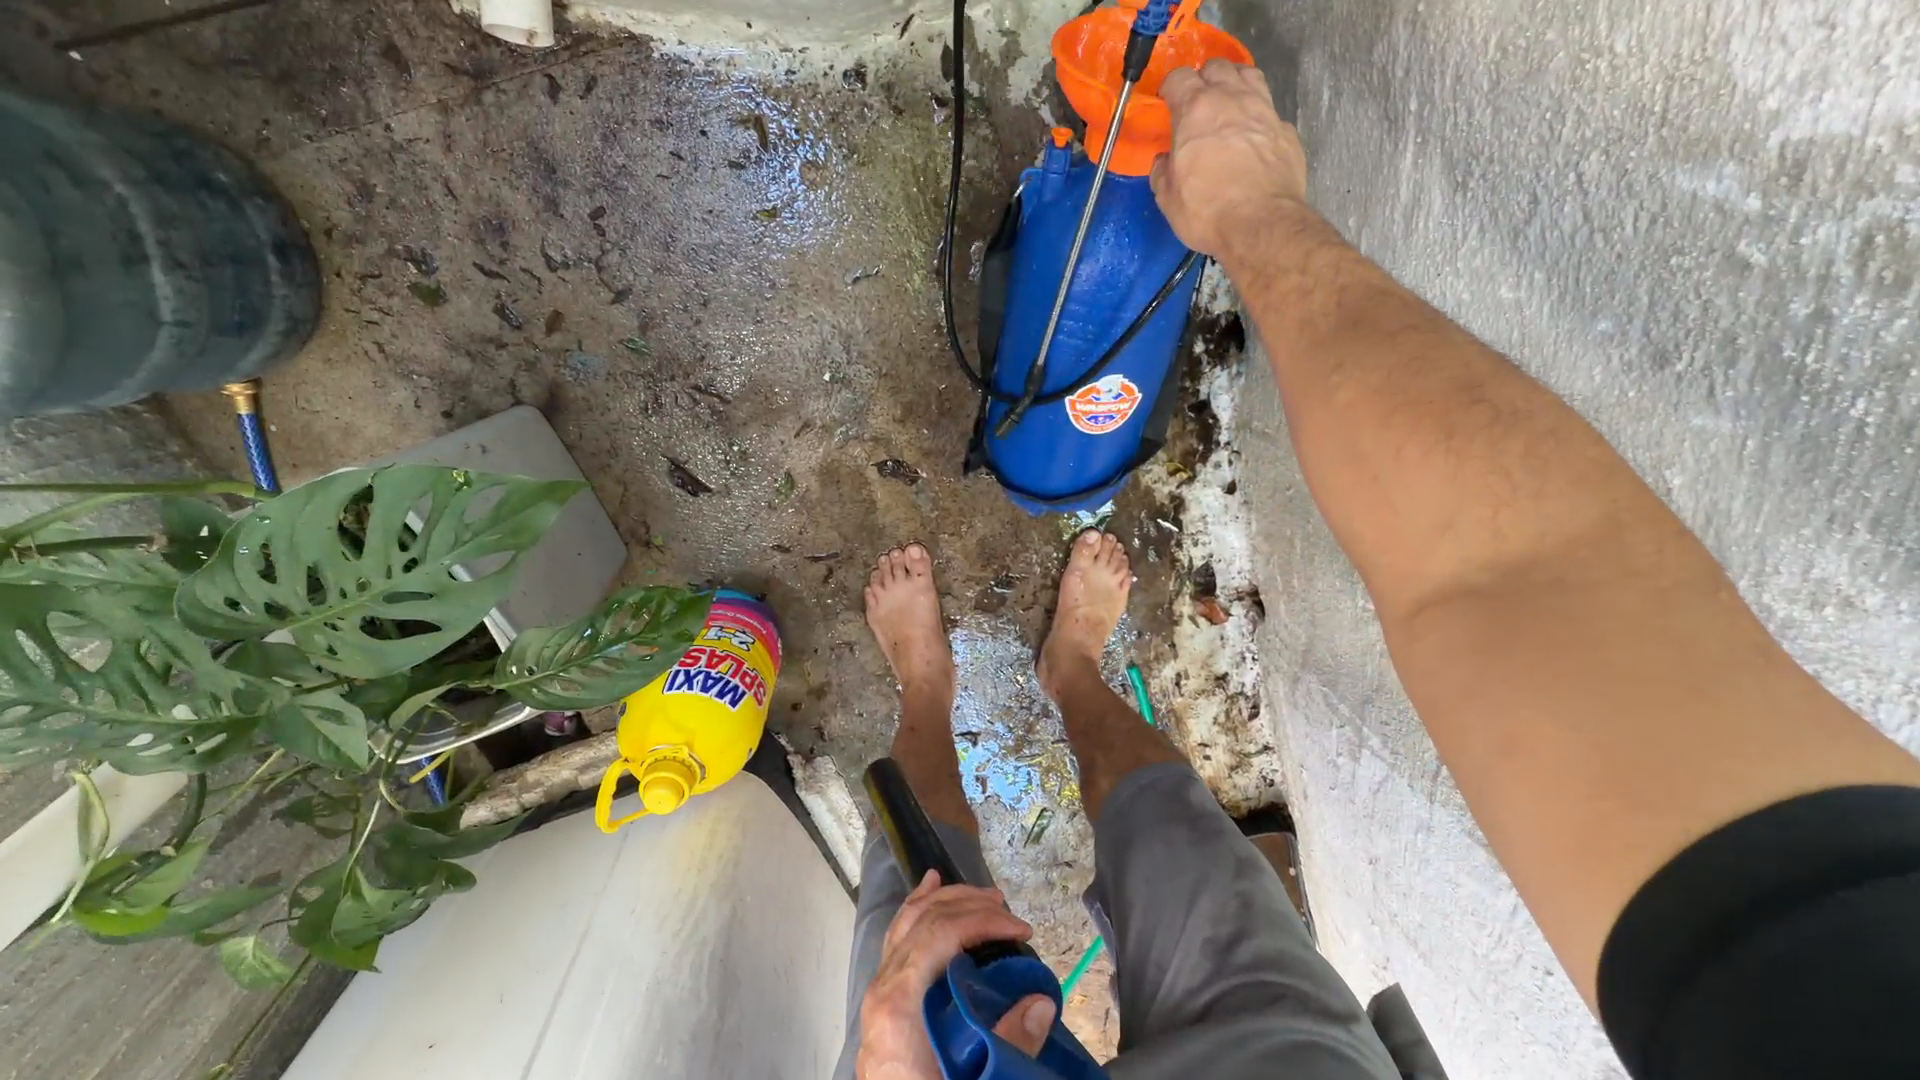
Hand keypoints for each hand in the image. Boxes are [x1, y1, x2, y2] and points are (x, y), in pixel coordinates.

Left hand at [856, 872, 1059, 1079]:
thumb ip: (1007, 1046)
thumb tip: (1042, 1001)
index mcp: (899, 1002)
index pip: (940, 934)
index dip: (982, 920)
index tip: (1022, 928)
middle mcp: (883, 988)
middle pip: (923, 921)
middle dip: (968, 904)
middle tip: (1008, 908)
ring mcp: (878, 994)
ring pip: (906, 924)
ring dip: (945, 902)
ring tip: (980, 894)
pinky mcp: (883, 1006)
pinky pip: (898, 941)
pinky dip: (917, 911)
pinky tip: (929, 890)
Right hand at [1150, 59, 1307, 259]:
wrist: (1261, 224)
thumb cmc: (1208, 211)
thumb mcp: (1168, 198)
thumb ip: (1162, 172)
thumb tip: (1163, 162)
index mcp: (1195, 111)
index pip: (1179, 77)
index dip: (1170, 88)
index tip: (1167, 102)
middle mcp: (1231, 99)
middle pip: (1217, 67)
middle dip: (1204, 79)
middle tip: (1197, 101)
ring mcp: (1264, 111)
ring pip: (1249, 76)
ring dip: (1235, 84)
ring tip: (1228, 104)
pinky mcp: (1286, 130)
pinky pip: (1269, 110)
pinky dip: (1258, 117)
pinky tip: (1253, 136)